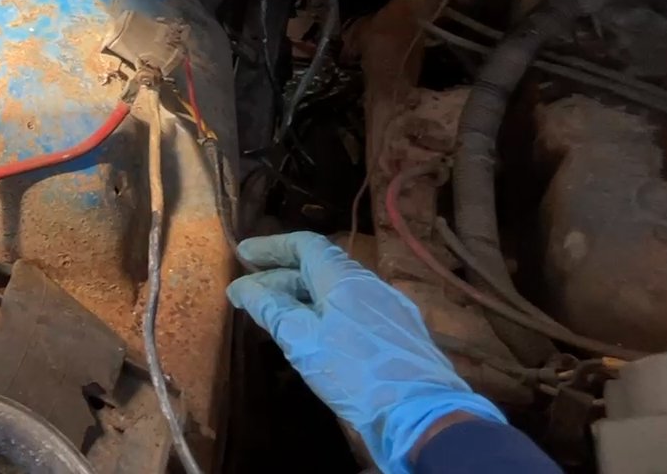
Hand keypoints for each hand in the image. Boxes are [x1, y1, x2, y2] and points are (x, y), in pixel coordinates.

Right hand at [226, 232, 503, 473]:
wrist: (427, 422)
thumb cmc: (355, 370)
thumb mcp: (300, 337)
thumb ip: (267, 306)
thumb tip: (240, 288)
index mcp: (346, 278)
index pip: (304, 244)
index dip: (270, 247)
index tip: (243, 256)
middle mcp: (371, 287)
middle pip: (318, 269)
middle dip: (280, 278)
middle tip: (251, 294)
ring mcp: (391, 314)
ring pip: (335, 293)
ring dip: (301, 298)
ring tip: (276, 316)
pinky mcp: (401, 341)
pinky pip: (352, 313)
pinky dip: (324, 315)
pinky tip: (312, 337)